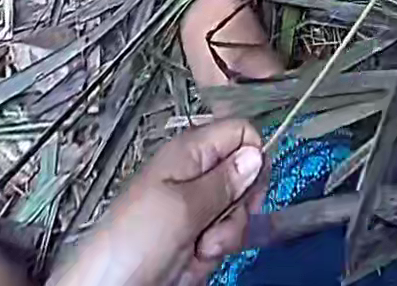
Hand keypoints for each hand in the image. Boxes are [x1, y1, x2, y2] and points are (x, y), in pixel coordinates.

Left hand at [53, 120, 265, 285]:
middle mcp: (196, 171)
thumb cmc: (138, 238)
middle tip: (214, 225)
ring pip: (236, 212)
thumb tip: (258, 152)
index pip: (240, 133)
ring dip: (224, 236)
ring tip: (196, 249)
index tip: (246, 192)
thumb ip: (223, 181)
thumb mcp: (183, 207)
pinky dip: (213, 254)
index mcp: (191, 150)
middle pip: (243, 176)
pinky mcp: (195, 235)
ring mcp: (196, 205)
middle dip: (237, 208)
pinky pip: (222, 237)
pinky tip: (191, 262)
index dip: (253, 159)